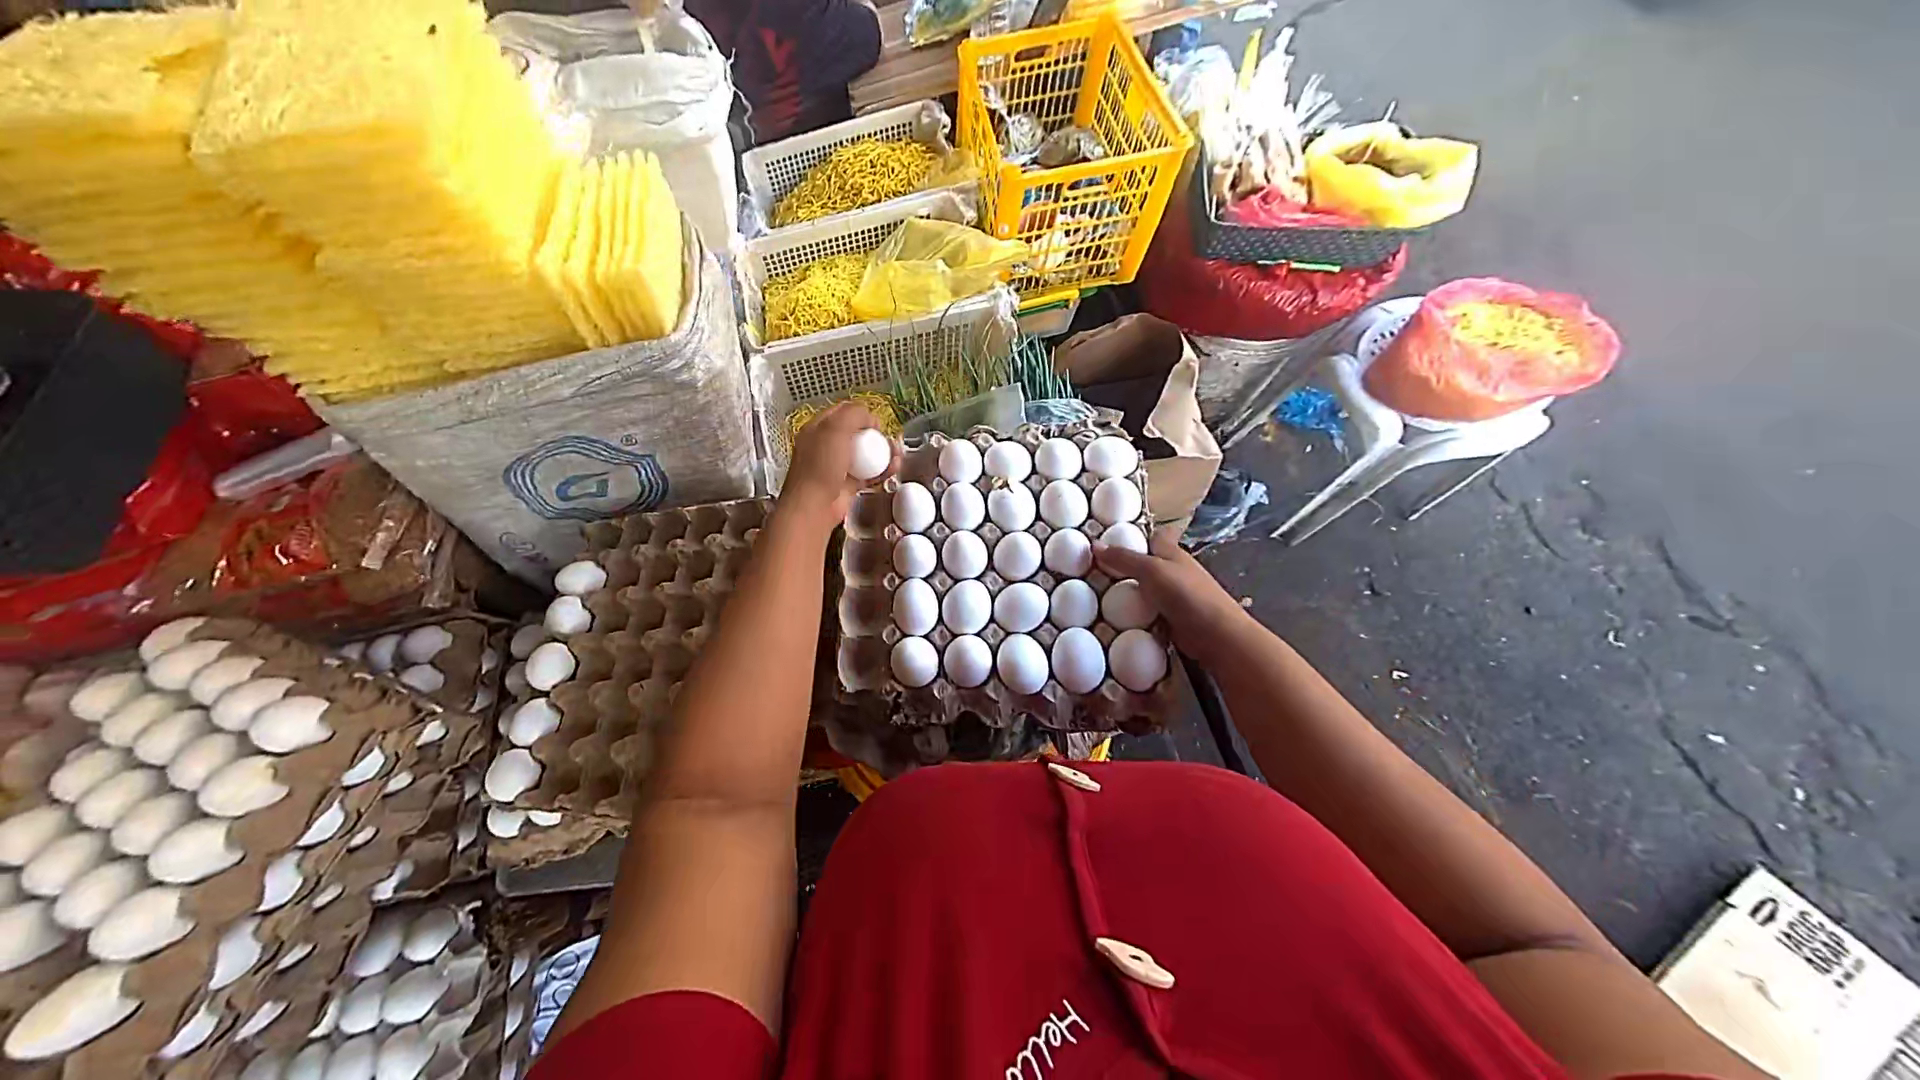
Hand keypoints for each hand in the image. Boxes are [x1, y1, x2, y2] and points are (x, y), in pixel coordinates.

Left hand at [779, 403, 897, 532]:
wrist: (815, 507)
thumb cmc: (819, 467)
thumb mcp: (835, 429)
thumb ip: (853, 414)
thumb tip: (870, 416)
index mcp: (817, 429)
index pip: (842, 412)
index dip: (860, 414)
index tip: (875, 421)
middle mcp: (826, 446)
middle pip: (856, 434)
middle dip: (876, 435)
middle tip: (887, 439)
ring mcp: (837, 467)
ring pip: (865, 455)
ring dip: (883, 453)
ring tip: (896, 454)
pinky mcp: (848, 485)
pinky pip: (869, 474)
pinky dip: (883, 471)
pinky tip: (892, 469)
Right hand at [1093, 532, 1262, 665]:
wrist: (1216, 635)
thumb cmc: (1186, 594)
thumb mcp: (1151, 570)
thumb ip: (1123, 558)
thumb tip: (1095, 544)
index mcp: (1170, 552)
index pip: (1150, 535)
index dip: (1131, 535)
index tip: (1105, 540)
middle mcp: (1170, 571)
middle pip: (1141, 565)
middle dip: (1119, 568)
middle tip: (1089, 572)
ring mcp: (1170, 598)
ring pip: (1140, 591)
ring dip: (1122, 595)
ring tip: (1092, 597)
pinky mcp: (1168, 620)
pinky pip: (1143, 614)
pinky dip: (1130, 616)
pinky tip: (1112, 620)